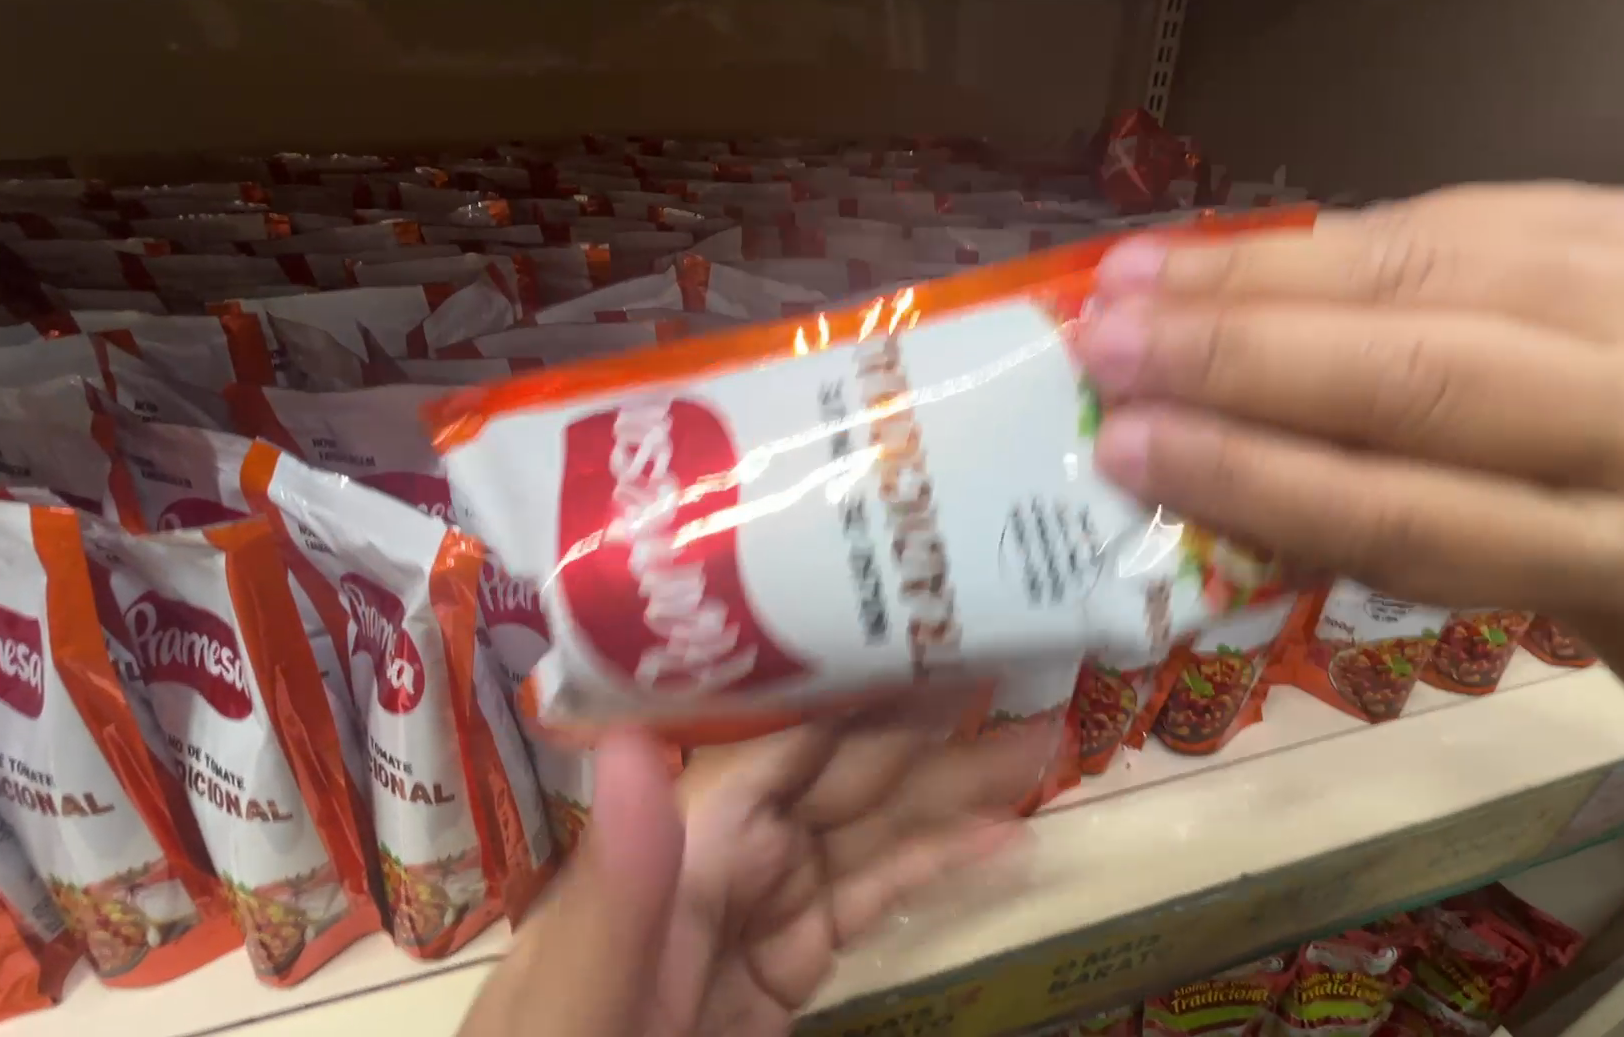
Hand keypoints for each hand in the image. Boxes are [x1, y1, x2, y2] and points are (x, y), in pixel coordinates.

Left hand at [458, 694, 1041, 1036]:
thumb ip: (618, 883)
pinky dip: (939, 865)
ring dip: (958, 786)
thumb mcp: (584, 994)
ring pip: (879, 825)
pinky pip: (877, 896)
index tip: (939, 630)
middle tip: (1018, 665)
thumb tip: (631, 736)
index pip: (787, 731)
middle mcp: (734, 846)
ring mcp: (773, 901)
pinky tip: (1002, 839)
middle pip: (850, 766)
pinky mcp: (798, 956)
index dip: (865, 678)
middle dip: (935, 720)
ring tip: (1039, 742)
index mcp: (687, 832)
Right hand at [1077, 183, 1623, 614]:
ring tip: (1125, 281)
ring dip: (1238, 278)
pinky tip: (1196, 254)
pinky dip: (1287, 243)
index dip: (1245, 475)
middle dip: (1229, 359)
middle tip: (1104, 345)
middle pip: (1414, 378)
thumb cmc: (1496, 525)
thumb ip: (1304, 512)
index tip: (1121, 445)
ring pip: (1408, 274)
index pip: (1396, 514)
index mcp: (1606, 552)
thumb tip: (1148, 443)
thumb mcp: (1414, 562)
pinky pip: (1418, 219)